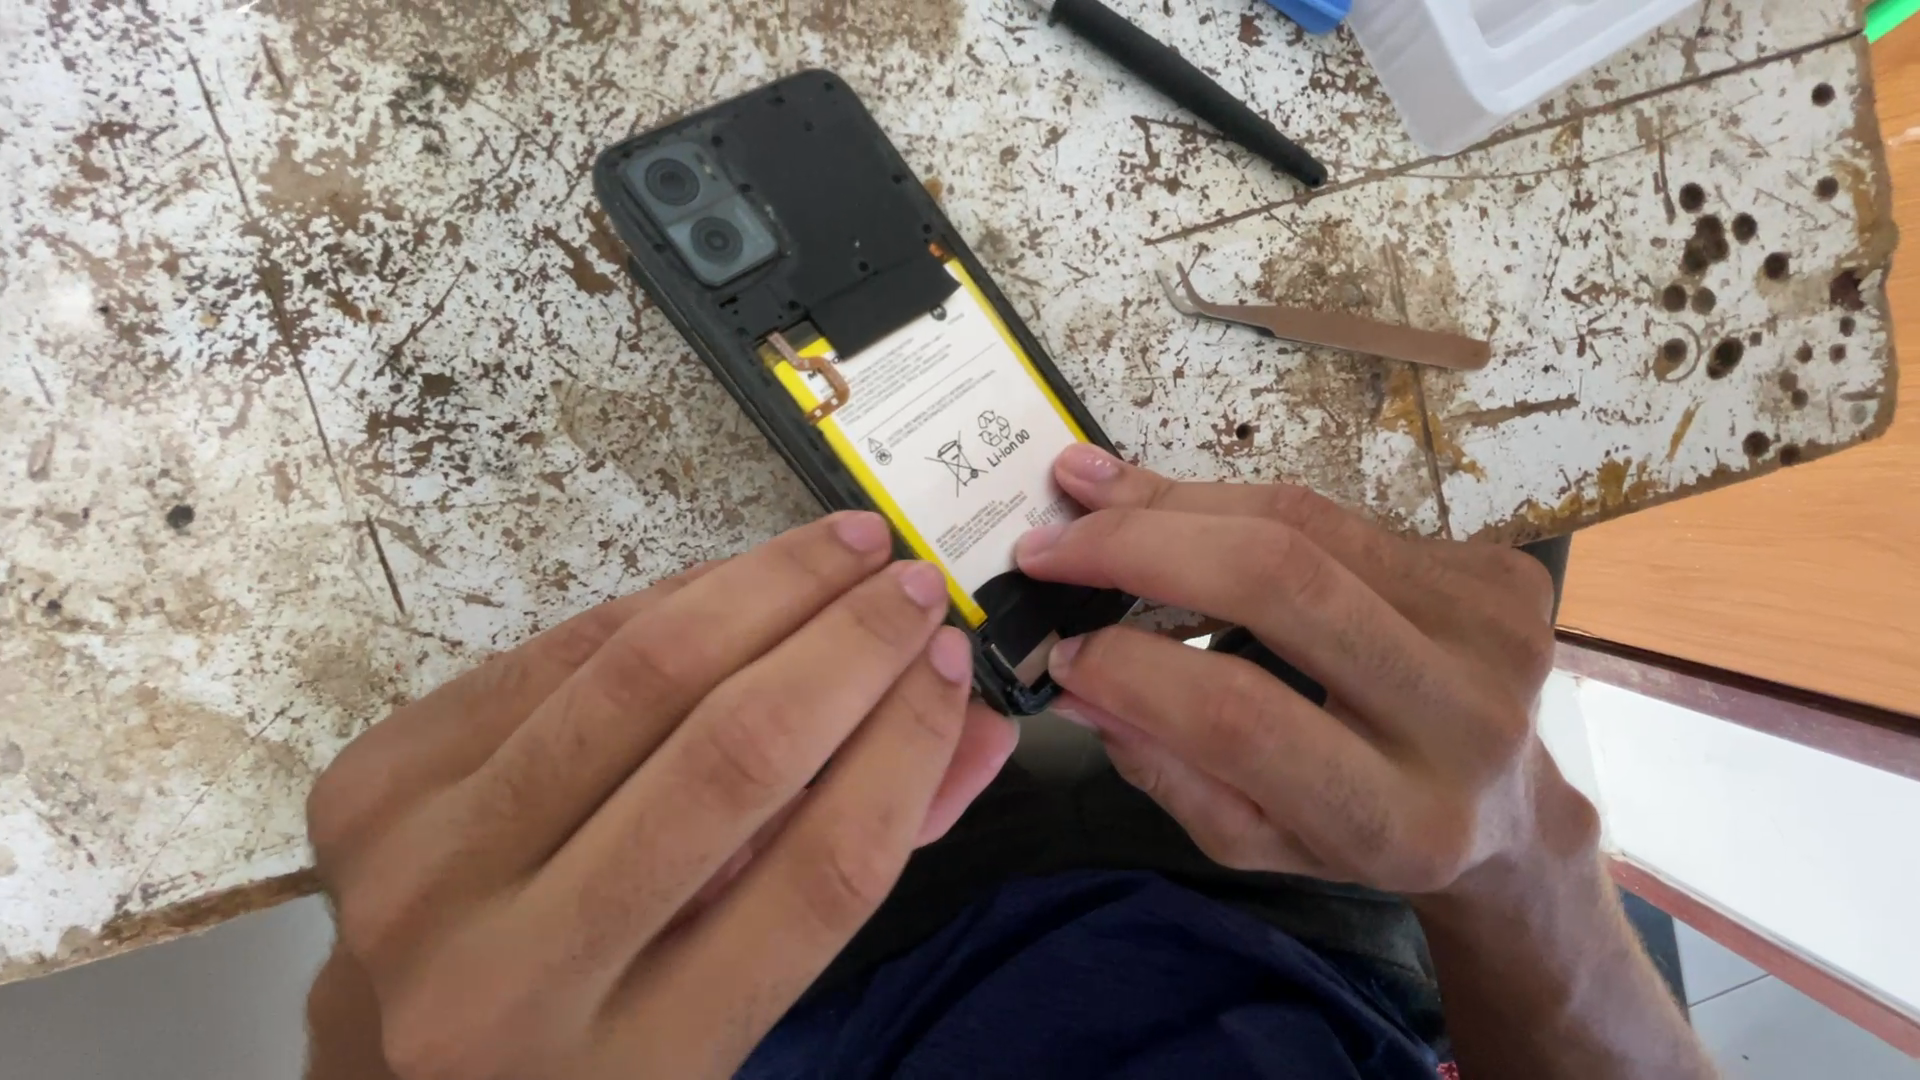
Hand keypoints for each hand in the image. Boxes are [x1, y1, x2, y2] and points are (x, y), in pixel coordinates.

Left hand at [304, 513, 1014, 1078]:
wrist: (399, 1070)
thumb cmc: (610, 1041)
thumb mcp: (751, 989)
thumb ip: (871, 852)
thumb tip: (980, 724)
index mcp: (640, 1066)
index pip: (821, 873)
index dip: (909, 743)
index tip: (955, 655)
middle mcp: (510, 975)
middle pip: (732, 752)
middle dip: (850, 641)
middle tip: (914, 579)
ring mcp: (420, 865)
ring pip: (642, 670)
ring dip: (770, 584)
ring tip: (851, 544)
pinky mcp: (376, 777)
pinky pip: (569, 645)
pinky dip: (677, 596)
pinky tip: (749, 575)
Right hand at [1015, 446, 1597, 900]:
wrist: (1504, 805)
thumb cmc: (1355, 834)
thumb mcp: (1249, 835)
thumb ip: (1161, 764)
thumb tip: (1075, 678)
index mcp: (1396, 818)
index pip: (1240, 715)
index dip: (1132, 669)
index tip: (1059, 646)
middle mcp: (1464, 715)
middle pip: (1280, 581)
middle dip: (1139, 546)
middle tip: (1049, 541)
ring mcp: (1492, 626)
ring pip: (1299, 521)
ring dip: (1170, 500)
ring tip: (1085, 486)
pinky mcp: (1495, 571)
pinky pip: (1327, 511)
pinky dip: (1225, 501)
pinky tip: (1161, 501)